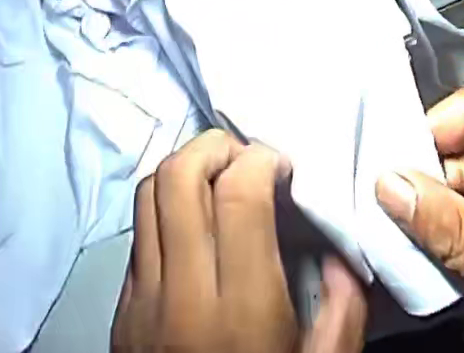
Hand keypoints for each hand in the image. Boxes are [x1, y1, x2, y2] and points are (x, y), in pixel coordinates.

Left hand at [113, 129, 366, 352]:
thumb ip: (342, 316)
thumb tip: (340, 252)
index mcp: (240, 313)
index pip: (236, 196)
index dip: (259, 161)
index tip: (280, 164)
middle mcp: (182, 294)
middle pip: (178, 177)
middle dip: (213, 147)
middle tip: (245, 156)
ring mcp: (141, 300)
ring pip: (148, 193)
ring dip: (182, 166)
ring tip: (216, 173)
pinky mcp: (120, 310)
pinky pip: (137, 232)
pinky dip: (162, 205)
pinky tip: (189, 217)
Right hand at [375, 88, 463, 352]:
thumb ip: (458, 231)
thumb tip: (389, 183)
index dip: (430, 135)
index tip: (393, 170)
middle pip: (462, 154)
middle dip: (428, 186)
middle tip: (396, 216)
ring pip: (462, 193)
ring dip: (436, 219)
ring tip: (417, 246)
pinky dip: (451, 242)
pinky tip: (440, 264)